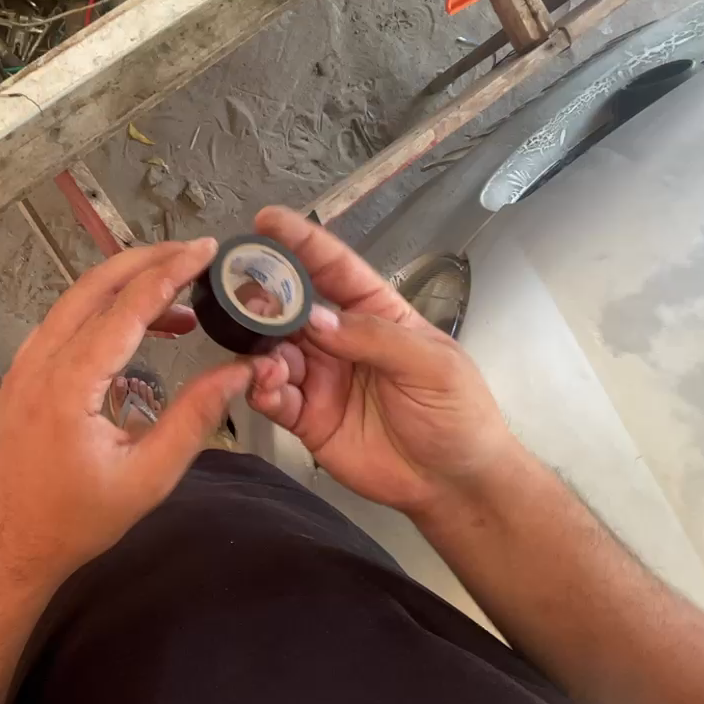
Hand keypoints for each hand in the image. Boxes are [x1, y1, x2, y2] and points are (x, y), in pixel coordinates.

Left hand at [0, 239, 251, 593]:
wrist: (10, 546)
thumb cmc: (77, 521)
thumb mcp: (148, 477)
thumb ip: (195, 418)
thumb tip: (239, 372)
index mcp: (68, 385)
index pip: (127, 307)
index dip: (171, 272)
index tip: (208, 250)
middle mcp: (37, 363)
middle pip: (94, 287)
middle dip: (147, 262)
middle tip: (194, 257)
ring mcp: (21, 368)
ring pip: (74, 303)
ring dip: (124, 290)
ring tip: (178, 302)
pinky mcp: (18, 377)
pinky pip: (61, 327)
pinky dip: (100, 315)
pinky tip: (133, 332)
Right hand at [244, 207, 521, 514]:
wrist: (450, 482)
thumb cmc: (457, 413)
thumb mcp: (431, 364)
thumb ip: (374, 338)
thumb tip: (316, 318)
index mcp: (374, 313)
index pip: (333, 268)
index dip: (301, 243)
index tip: (266, 221)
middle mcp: (338, 340)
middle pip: (290, 310)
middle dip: (264, 302)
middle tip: (246, 305)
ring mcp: (317, 378)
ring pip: (271, 353)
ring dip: (260, 353)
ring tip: (268, 364)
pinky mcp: (303, 417)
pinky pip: (269, 397)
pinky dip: (259, 390)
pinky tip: (267, 388)